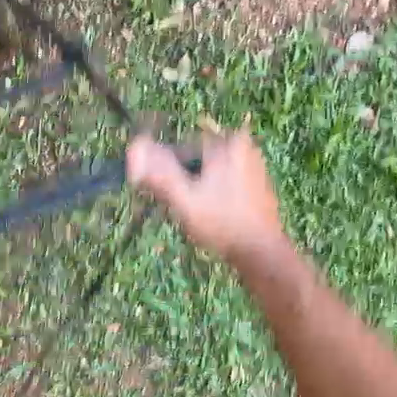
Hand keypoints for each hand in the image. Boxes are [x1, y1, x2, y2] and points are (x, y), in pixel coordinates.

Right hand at [127, 131, 285, 263]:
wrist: (262, 252)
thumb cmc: (222, 224)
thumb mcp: (184, 199)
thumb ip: (158, 173)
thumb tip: (133, 148)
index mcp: (227, 144)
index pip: (182, 148)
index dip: (167, 171)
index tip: (165, 194)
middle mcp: (244, 147)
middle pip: (196, 159)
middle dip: (184, 180)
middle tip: (183, 207)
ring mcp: (253, 164)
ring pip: (209, 171)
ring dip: (197, 189)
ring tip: (200, 214)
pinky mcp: (257, 182)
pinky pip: (224, 181)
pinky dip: (214, 194)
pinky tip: (214, 216)